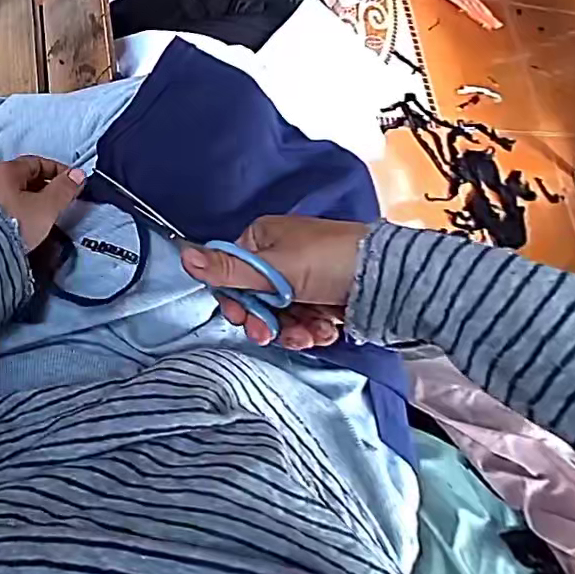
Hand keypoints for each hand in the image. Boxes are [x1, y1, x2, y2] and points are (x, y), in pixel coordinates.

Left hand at [0, 156, 85, 250]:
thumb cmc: (16, 222)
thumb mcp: (46, 207)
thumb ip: (64, 190)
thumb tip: (79, 174)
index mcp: (8, 170)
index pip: (37, 162)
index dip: (58, 171)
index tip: (71, 184)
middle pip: (23, 177)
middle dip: (44, 186)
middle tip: (59, 201)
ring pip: (11, 193)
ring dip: (28, 200)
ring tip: (42, 215)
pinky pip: (1, 206)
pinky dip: (15, 210)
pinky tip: (22, 223)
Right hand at [179, 215, 372, 349]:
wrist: (391, 278)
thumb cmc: (329, 261)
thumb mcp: (275, 269)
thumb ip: (229, 269)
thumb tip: (183, 256)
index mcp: (263, 239)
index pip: (233, 273)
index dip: (236, 300)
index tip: (243, 319)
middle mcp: (280, 256)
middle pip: (256, 297)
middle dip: (266, 320)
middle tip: (274, 334)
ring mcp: (303, 278)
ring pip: (280, 313)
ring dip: (292, 329)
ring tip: (311, 335)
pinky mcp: (323, 297)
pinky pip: (304, 319)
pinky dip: (312, 329)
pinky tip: (326, 331)